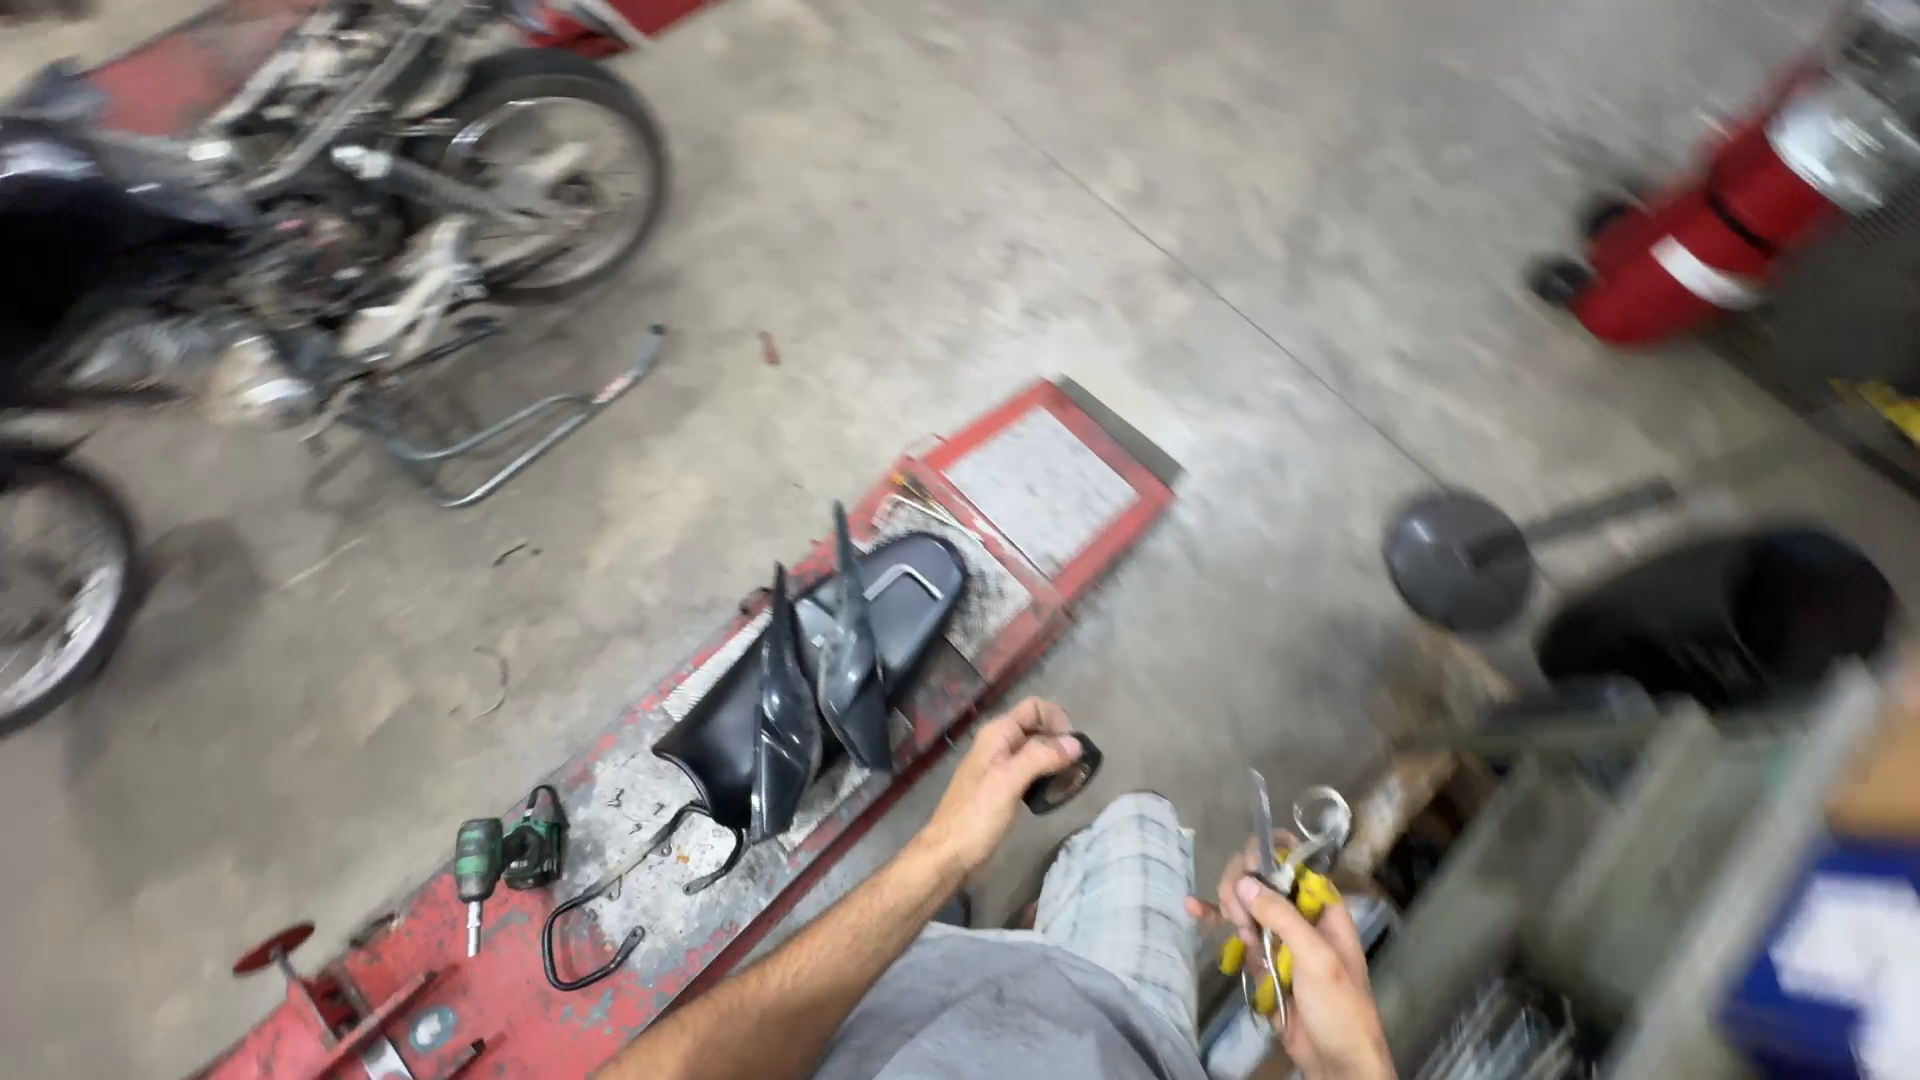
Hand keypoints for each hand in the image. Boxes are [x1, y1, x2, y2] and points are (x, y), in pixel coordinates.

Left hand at [912, 698, 1082, 875]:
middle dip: (1060, 742)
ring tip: (1070, 783)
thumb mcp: (1009, 781)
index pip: (1034, 707)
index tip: (1073, 748)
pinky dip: (1045, 777)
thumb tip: (1075, 743)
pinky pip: (1030, 772)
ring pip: (1035, 751)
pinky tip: (1054, 794)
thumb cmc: (976, 815)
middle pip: (1036, 728)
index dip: (1057, 720)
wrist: (947, 854)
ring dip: (1055, 761)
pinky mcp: (1002, 789)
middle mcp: (998, 744)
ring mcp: (999, 767)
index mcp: (997, 734)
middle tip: (1077, 769)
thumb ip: (1040, 757)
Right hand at [1186, 851, 1393, 1079]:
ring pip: (1243, 898)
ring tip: (1240, 935)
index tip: (1249, 870)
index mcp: (1321, 906)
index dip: (1266, 857)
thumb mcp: (1317, 959)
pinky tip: (1192, 906)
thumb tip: (1243, 881)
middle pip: (1258, 876)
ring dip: (1231, 908)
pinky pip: (1233, 927)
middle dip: (1243, 889)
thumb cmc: (1340, 1008)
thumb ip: (1281, 917)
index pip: (1290, 861)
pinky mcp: (1260, 954)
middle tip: (1243, 921)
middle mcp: (1297, 912)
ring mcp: (1276, 932)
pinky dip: (1213, 916)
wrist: (1336, 1063)